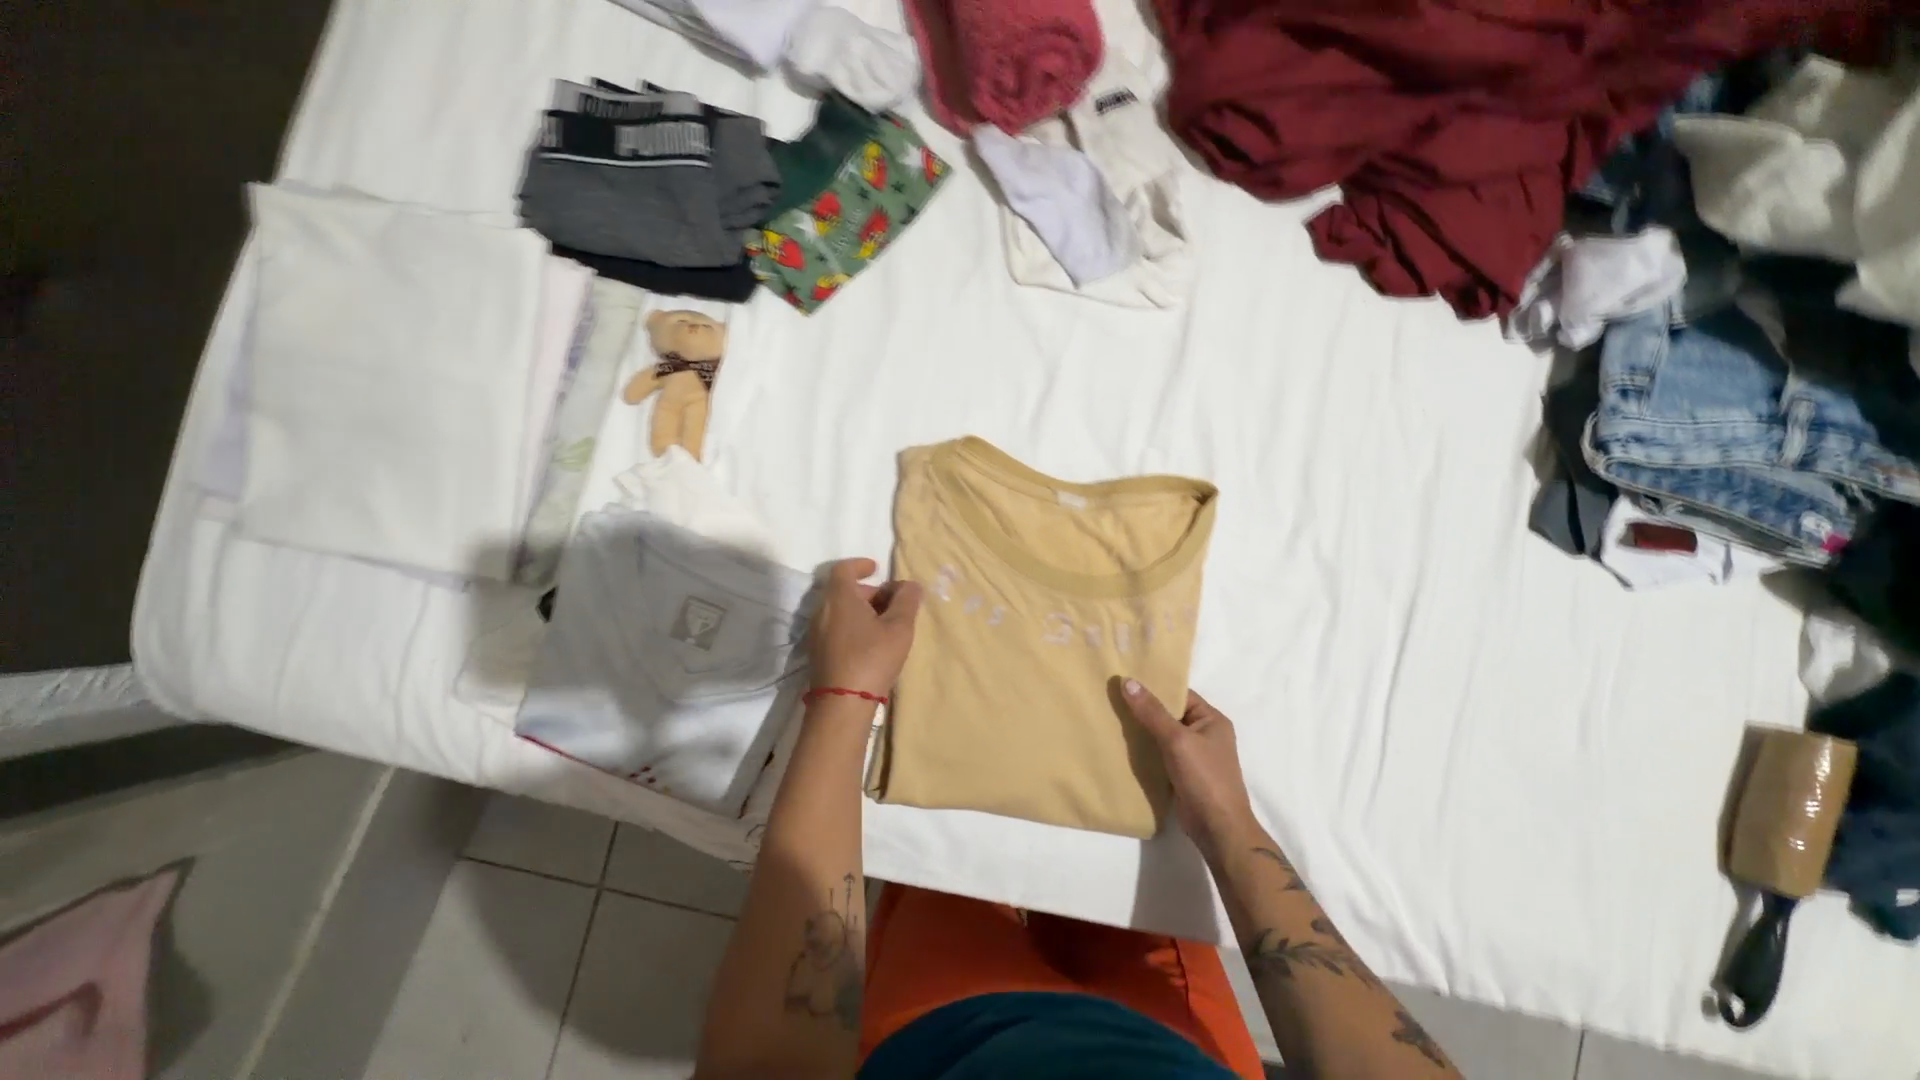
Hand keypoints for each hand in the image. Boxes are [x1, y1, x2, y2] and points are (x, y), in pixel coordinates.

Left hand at [809, 558, 922, 698]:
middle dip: (867, 591)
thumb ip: (906, 601)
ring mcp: (816, 633)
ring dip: (860, 610)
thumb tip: (909, 585)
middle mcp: (822, 610)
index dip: (860, 565)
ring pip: (839, 610)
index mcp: (839, 598)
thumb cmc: (872, 658)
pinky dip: (852, 624)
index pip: (844, 569)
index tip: (877, 568)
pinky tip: (870, 643)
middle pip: (842, 590)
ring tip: (885, 625)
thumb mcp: (899, 627)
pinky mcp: (817, 652)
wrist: (842, 703)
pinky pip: (835, 627)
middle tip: (891, 602)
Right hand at [1123, 680, 1257, 860]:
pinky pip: (1160, 754)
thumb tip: (1127, 681)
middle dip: (1144, 709)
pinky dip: (1144, 750)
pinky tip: (1121, 745)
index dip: (1154, 687)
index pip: (1180, 694)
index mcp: (1211, 719)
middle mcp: (1204, 734)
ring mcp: (1194, 755)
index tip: (1124, 681)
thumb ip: (1152, 712)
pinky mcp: (1182, 774)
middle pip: (1170, 714)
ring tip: (1110, 718)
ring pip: (1162, 735)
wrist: (1217, 827)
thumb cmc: (1204, 777)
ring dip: (1142, 731)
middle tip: (1111, 698)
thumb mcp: (1177, 740)